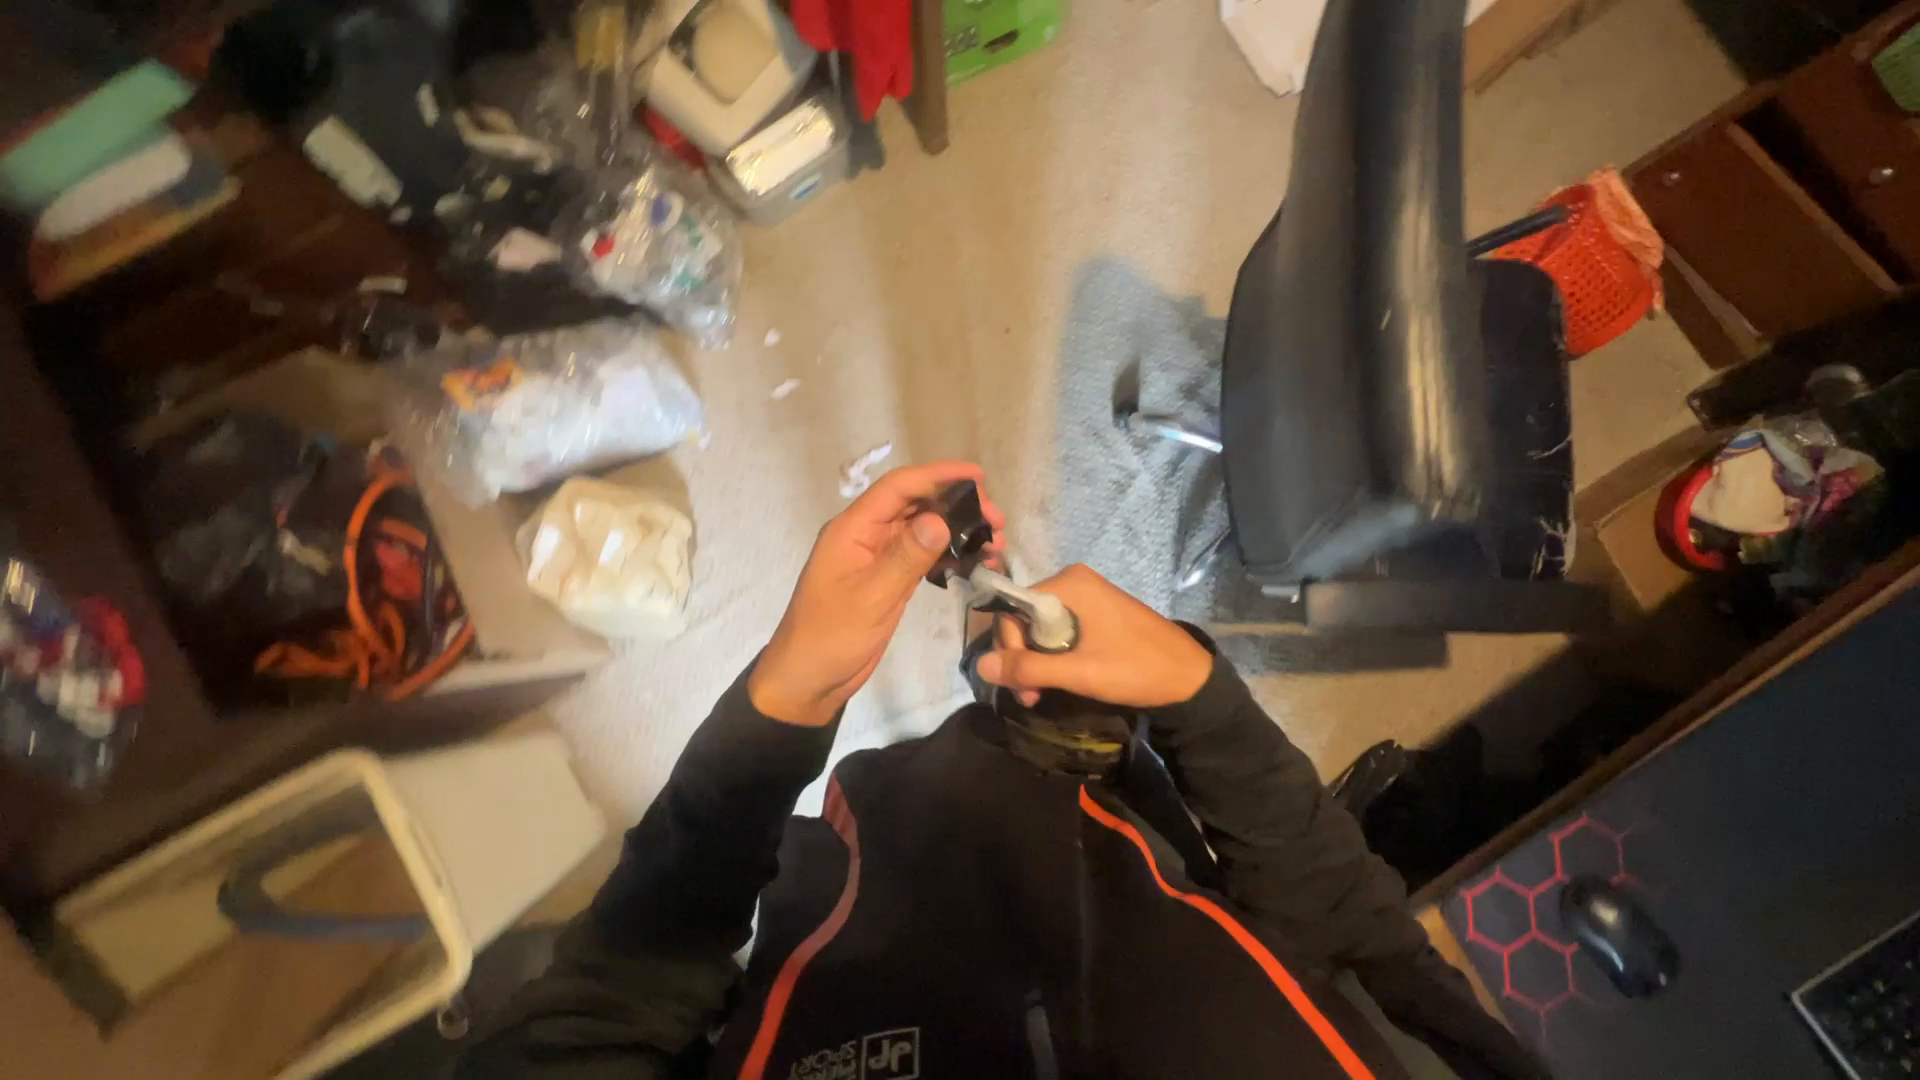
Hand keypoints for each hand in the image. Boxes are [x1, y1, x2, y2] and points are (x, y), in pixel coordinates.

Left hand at [750, 463, 1005, 725]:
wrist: (808, 681)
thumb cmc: (830, 637)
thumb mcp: (870, 597)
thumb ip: (906, 557)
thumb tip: (940, 519)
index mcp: (853, 529)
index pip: (899, 487)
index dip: (938, 475)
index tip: (979, 477)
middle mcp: (866, 536)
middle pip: (915, 504)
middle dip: (957, 504)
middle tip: (997, 521)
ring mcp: (878, 558)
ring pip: (923, 529)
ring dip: (957, 530)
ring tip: (994, 542)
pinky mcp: (889, 580)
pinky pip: (922, 555)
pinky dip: (948, 555)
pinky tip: (975, 561)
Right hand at [975, 564, 1211, 708]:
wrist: (1189, 678)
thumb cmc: (1135, 669)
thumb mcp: (1079, 672)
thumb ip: (1029, 668)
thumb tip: (981, 665)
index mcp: (1069, 584)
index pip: (1014, 609)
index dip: (1010, 647)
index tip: (1021, 684)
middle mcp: (1074, 581)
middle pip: (1025, 618)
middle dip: (1022, 658)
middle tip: (1031, 696)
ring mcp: (1087, 595)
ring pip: (1040, 627)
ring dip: (1036, 661)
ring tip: (1042, 694)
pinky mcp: (1096, 611)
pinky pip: (1059, 629)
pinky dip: (1054, 655)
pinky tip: (1059, 679)